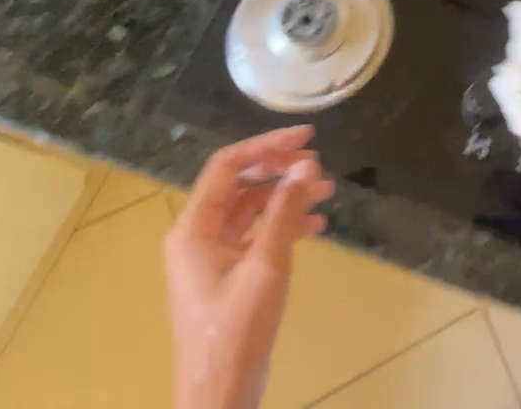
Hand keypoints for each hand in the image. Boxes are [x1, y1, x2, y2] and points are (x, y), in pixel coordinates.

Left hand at [164, 125, 334, 408]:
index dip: (268, 144)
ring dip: (286, 197)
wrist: (220, 396)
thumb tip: (306, 164)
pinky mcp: (227, 275)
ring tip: (326, 191)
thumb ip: (285, 210)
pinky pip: (255, 234)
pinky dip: (283, 224)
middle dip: (280, 170)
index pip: (229, 166)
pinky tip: (316, 225)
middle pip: (240, 184)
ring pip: (251, 209)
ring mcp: (211, 256)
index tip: (307, 137)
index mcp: (194, 228)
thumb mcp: (266, 264)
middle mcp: (197, 235)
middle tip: (318, 166)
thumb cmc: (237, 329)